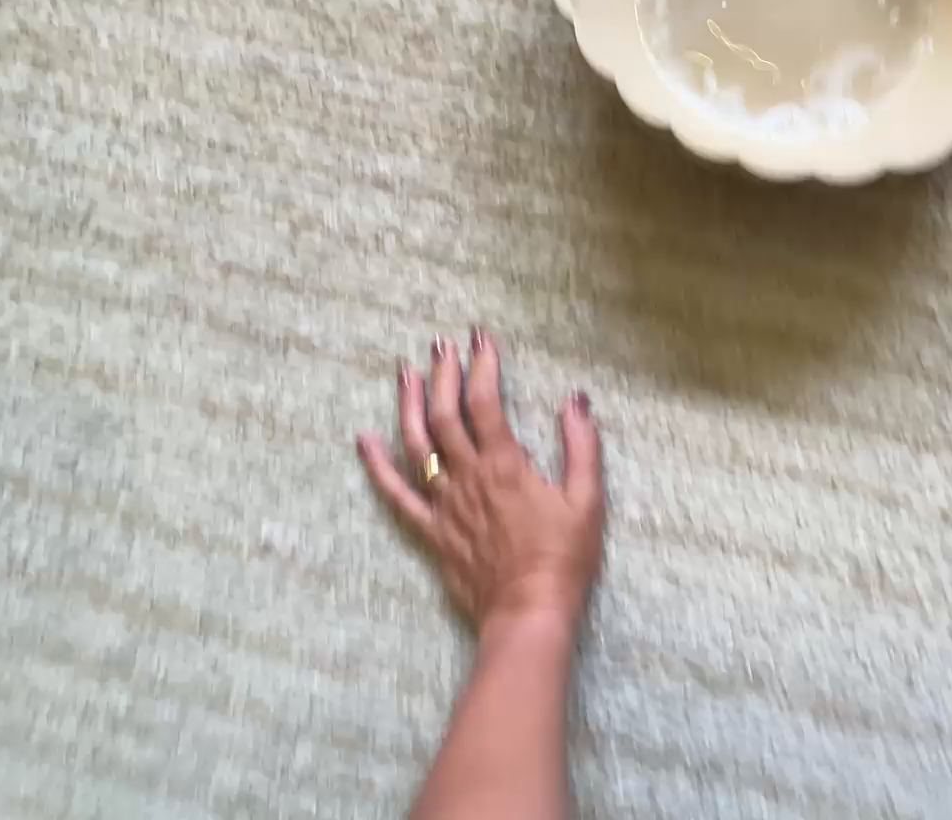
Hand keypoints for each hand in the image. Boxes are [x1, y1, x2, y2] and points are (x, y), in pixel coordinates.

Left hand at [358, 328, 605, 638]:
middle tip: (441, 346)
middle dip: (442, 374)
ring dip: (408, 404)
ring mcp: (444, 503)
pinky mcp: (431, 530)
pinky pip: (396, 495)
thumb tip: (575, 399)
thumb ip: (581, 446)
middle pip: (444, 414)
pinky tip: (364, 440)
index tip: (481, 339)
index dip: (482, 365)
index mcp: (505, 464)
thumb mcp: (587, 498)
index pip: (486, 402)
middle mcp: (468, 476)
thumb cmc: (563, 556)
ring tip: (406, 372)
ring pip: (416, 444)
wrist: (528, 612)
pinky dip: (377, 466)